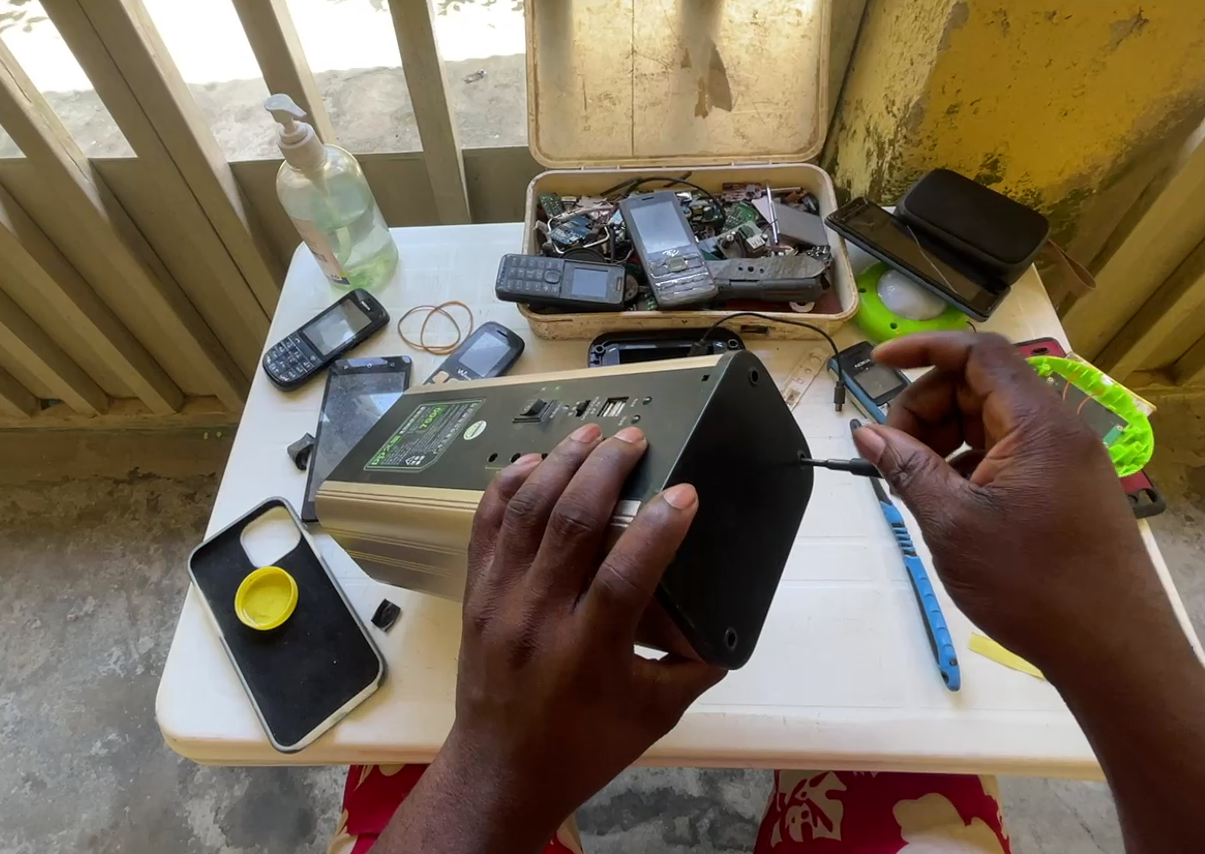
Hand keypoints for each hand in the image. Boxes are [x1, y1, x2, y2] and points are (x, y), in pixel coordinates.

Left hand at [381, 423, 723, 852]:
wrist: (500, 771)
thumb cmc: (584, 744)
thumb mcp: (654, 713)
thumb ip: (694, 664)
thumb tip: (728, 616)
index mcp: (588, 652)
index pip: (624, 575)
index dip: (658, 528)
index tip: (685, 492)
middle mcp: (539, 615)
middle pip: (571, 523)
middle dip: (606, 469)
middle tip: (635, 439)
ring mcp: (500, 598)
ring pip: (528, 512)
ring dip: (562, 463)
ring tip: (591, 433)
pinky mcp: (476, 590)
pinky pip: (487, 525)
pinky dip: (508, 486)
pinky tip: (533, 461)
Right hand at [851, 331, 1181, 675]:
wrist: (1119, 660)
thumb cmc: (1034, 586)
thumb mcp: (953, 522)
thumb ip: (906, 467)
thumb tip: (866, 433)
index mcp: (1039, 426)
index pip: (979, 353)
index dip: (925, 347)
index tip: (880, 360)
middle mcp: (1057, 433)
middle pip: (977, 386)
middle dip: (924, 408)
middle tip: (890, 453)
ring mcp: (1063, 462)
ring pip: (986, 420)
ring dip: (940, 438)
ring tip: (912, 482)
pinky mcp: (1062, 490)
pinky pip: (1003, 451)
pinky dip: (964, 461)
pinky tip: (944, 499)